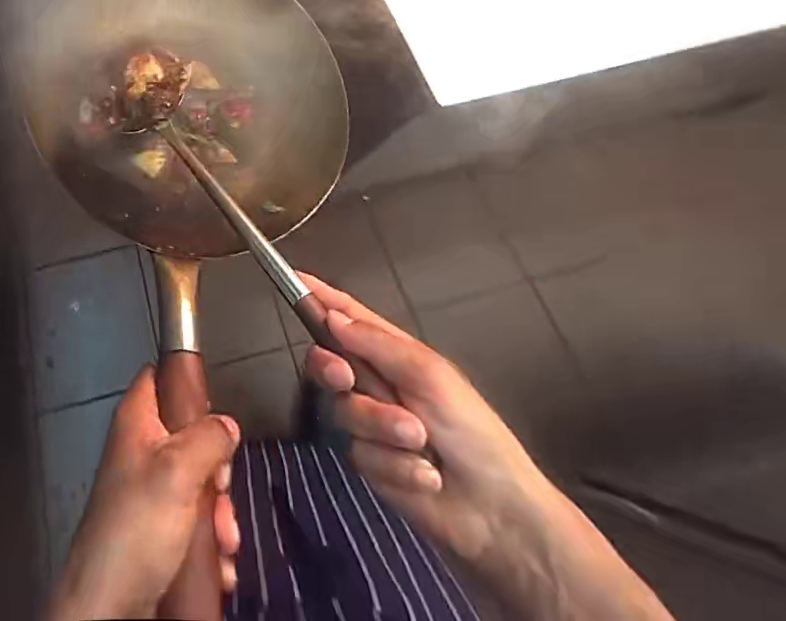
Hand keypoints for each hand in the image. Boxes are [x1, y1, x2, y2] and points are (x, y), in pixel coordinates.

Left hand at [46, 366, 241, 620]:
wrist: (109, 608)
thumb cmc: (135, 528)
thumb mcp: (179, 470)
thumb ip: (209, 437)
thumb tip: (228, 426)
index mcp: (136, 422)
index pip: (159, 376)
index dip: (186, 383)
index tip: (212, 405)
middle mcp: (142, 452)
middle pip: (192, 435)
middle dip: (217, 464)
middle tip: (221, 483)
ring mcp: (150, 493)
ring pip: (200, 482)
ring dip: (220, 511)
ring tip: (223, 537)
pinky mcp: (158, 531)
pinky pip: (195, 521)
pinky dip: (211, 539)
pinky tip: (218, 560)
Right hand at [300, 273, 669, 620]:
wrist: (492, 510)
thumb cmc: (470, 428)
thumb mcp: (427, 374)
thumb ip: (375, 344)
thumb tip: (330, 316)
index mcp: (392, 350)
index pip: (347, 315)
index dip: (320, 295)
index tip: (293, 276)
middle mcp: (374, 380)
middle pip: (326, 361)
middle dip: (333, 368)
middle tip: (348, 378)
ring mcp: (369, 422)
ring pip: (342, 411)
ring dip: (382, 427)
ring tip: (420, 442)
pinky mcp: (368, 460)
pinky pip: (357, 452)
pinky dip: (392, 464)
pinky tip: (422, 474)